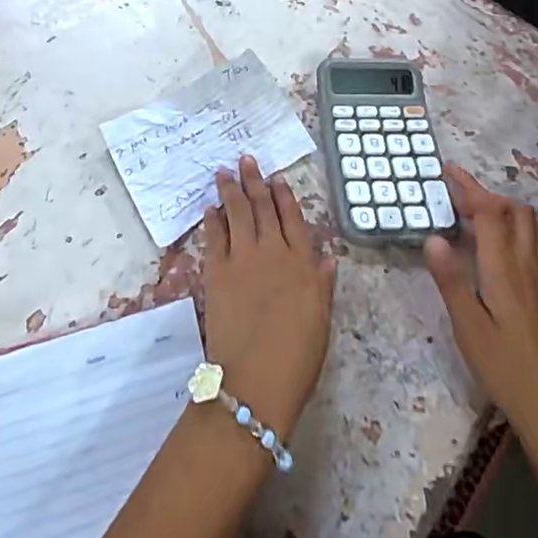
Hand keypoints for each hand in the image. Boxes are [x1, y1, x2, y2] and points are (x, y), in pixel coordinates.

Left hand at [201, 157, 336, 438]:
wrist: (258, 377)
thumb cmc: (297, 356)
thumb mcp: (321, 319)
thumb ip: (322, 284)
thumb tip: (327, 257)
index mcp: (302, 264)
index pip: (293, 219)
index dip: (284, 197)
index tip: (277, 178)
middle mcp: (273, 252)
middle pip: (262, 208)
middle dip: (254, 181)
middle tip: (246, 159)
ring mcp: (243, 258)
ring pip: (237, 214)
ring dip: (230, 190)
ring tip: (224, 171)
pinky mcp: (216, 270)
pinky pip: (214, 236)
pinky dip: (212, 219)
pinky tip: (210, 207)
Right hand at [423, 166, 537, 427]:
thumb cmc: (502, 367)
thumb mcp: (466, 326)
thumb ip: (451, 279)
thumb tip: (432, 236)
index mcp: (503, 271)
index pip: (489, 215)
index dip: (469, 188)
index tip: (446, 171)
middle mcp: (526, 268)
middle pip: (515, 213)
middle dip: (486, 193)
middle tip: (455, 190)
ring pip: (530, 228)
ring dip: (504, 209)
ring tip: (474, 210)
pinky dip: (521, 234)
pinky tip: (508, 246)